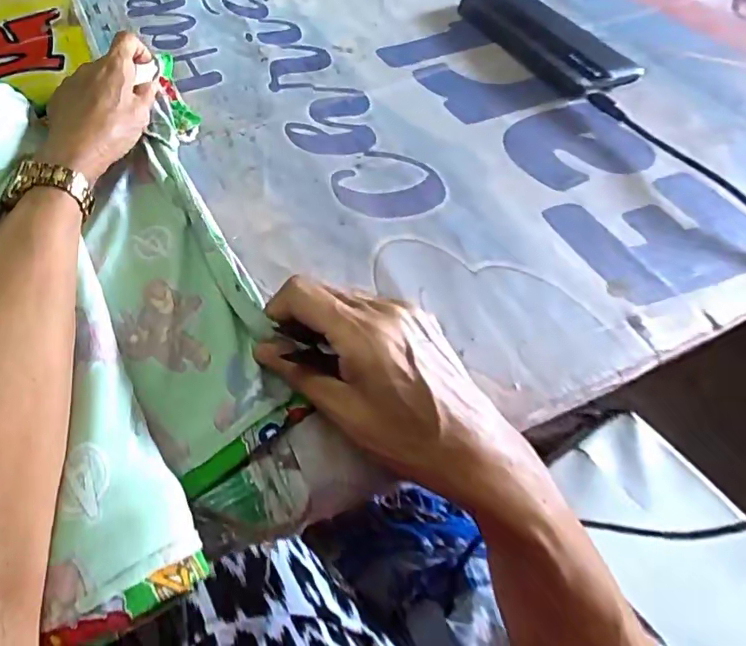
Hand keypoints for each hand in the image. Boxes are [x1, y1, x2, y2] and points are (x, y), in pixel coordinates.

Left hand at [38, 32, 156, 178]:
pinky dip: (85, 99)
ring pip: (92, 77)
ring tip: (105, 113)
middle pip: (108, 62)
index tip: (144, 68)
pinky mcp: (57, 96)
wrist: (72, 155)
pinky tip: (87, 120)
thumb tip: (147, 83)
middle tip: (127, 100)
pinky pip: (76, 91)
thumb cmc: (112, 132)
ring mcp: (70, 80)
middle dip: (120, 76)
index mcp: (114, 66)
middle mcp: (89, 67)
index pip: (127, 39)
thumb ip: (147, 94)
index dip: (138, 49)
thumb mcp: (140, 115)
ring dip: (101, 88)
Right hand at [254, 277, 550, 519]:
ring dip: (323, 316)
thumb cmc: (408, 440)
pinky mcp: (420, 319)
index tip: (275, 339)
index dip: (276, 308)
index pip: (300, 291)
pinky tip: (358, 354)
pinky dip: (350, 320)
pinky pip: (368, 305)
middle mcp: (383, 308)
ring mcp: (405, 310)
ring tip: (327, 355)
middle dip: (298, 314)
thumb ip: (299, 373)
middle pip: (320, 289)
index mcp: (362, 331)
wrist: (482, 456)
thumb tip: (263, 350)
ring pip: (343, 295)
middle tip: (295, 351)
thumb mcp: (345, 412)